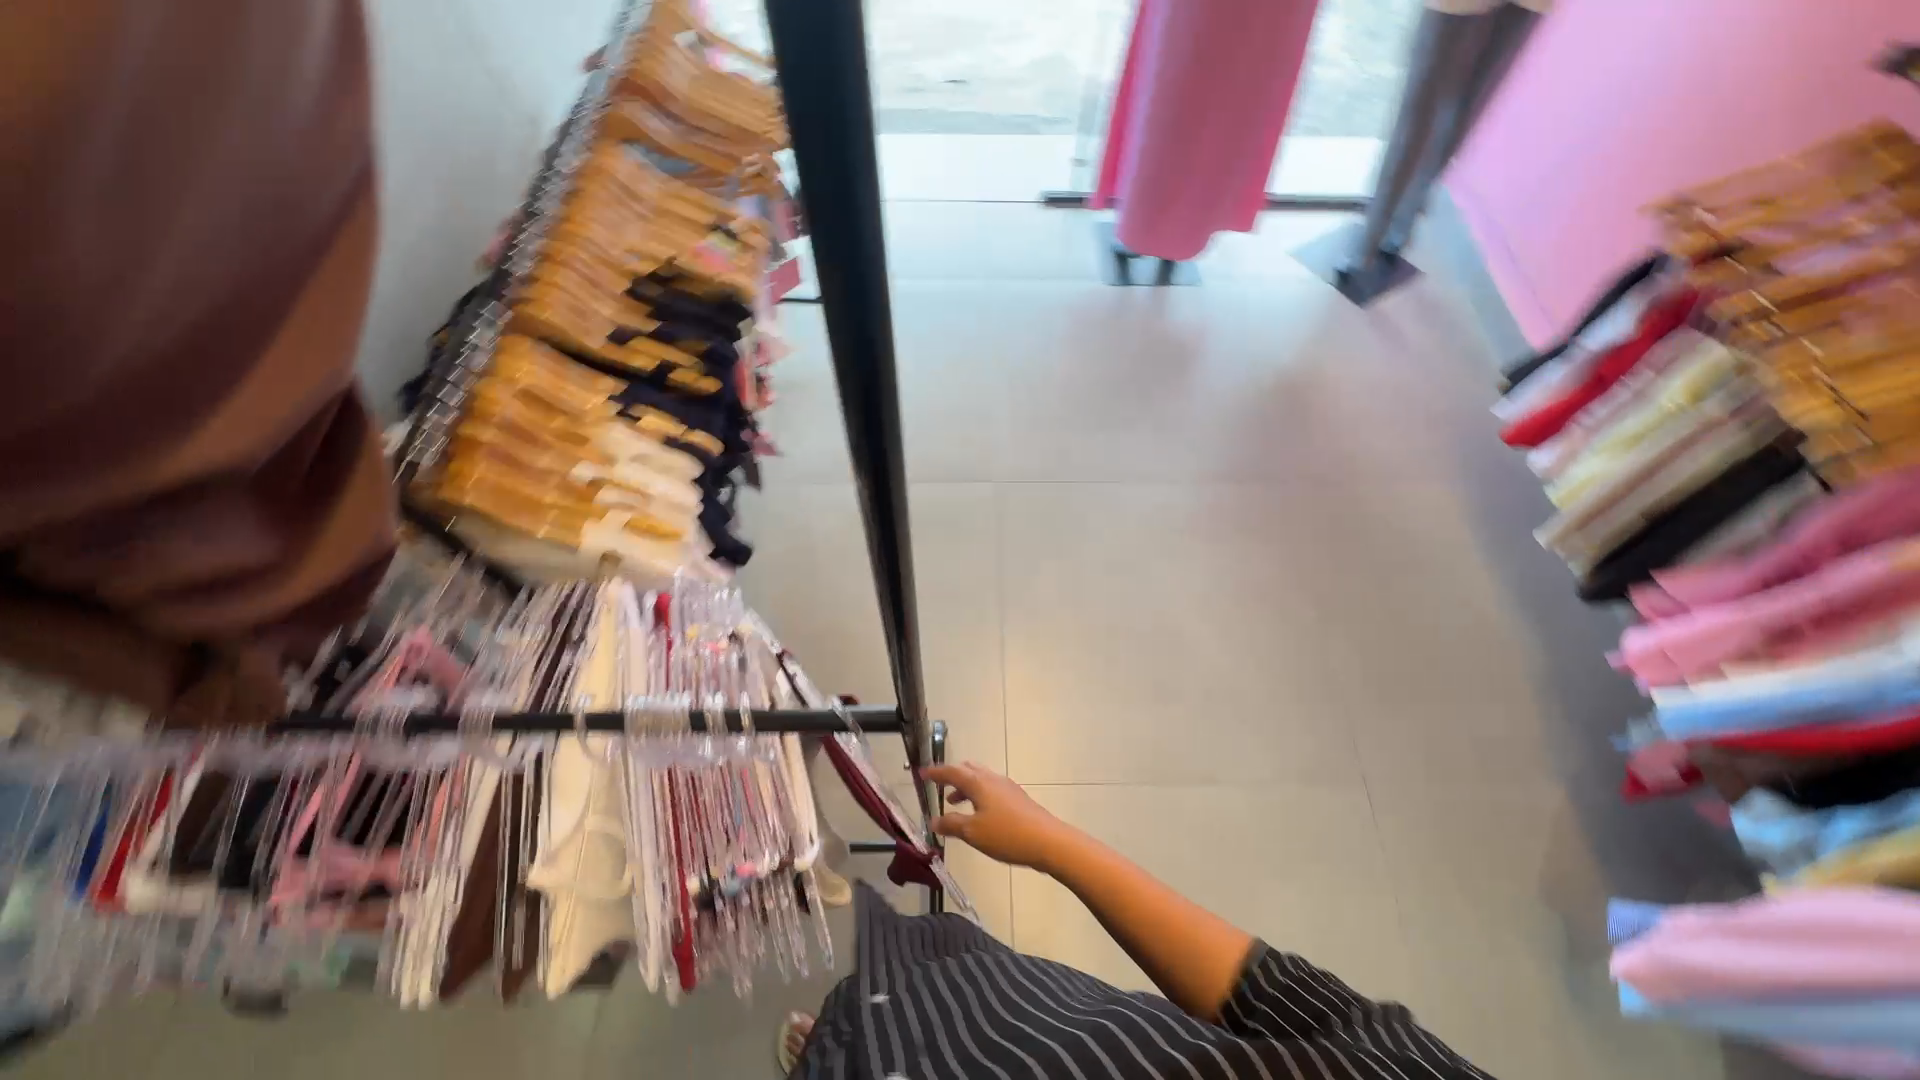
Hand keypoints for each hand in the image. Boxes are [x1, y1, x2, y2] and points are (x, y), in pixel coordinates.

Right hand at [924, 762, 1077, 871]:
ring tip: (954, 803)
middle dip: (952, 775)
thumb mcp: (973, 833)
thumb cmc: (1007, 835)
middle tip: (939, 784)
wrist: (1048, 841)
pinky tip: (979, 814)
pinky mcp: (1017, 799)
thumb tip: (934, 820)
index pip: (952, 772)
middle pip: (969, 770)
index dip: (936, 773)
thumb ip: (952, 824)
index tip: (922, 774)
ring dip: (965, 787)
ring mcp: (1007, 788)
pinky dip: (978, 795)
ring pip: (981, 779)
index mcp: (979, 783)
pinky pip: (991, 789)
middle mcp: (993, 779)